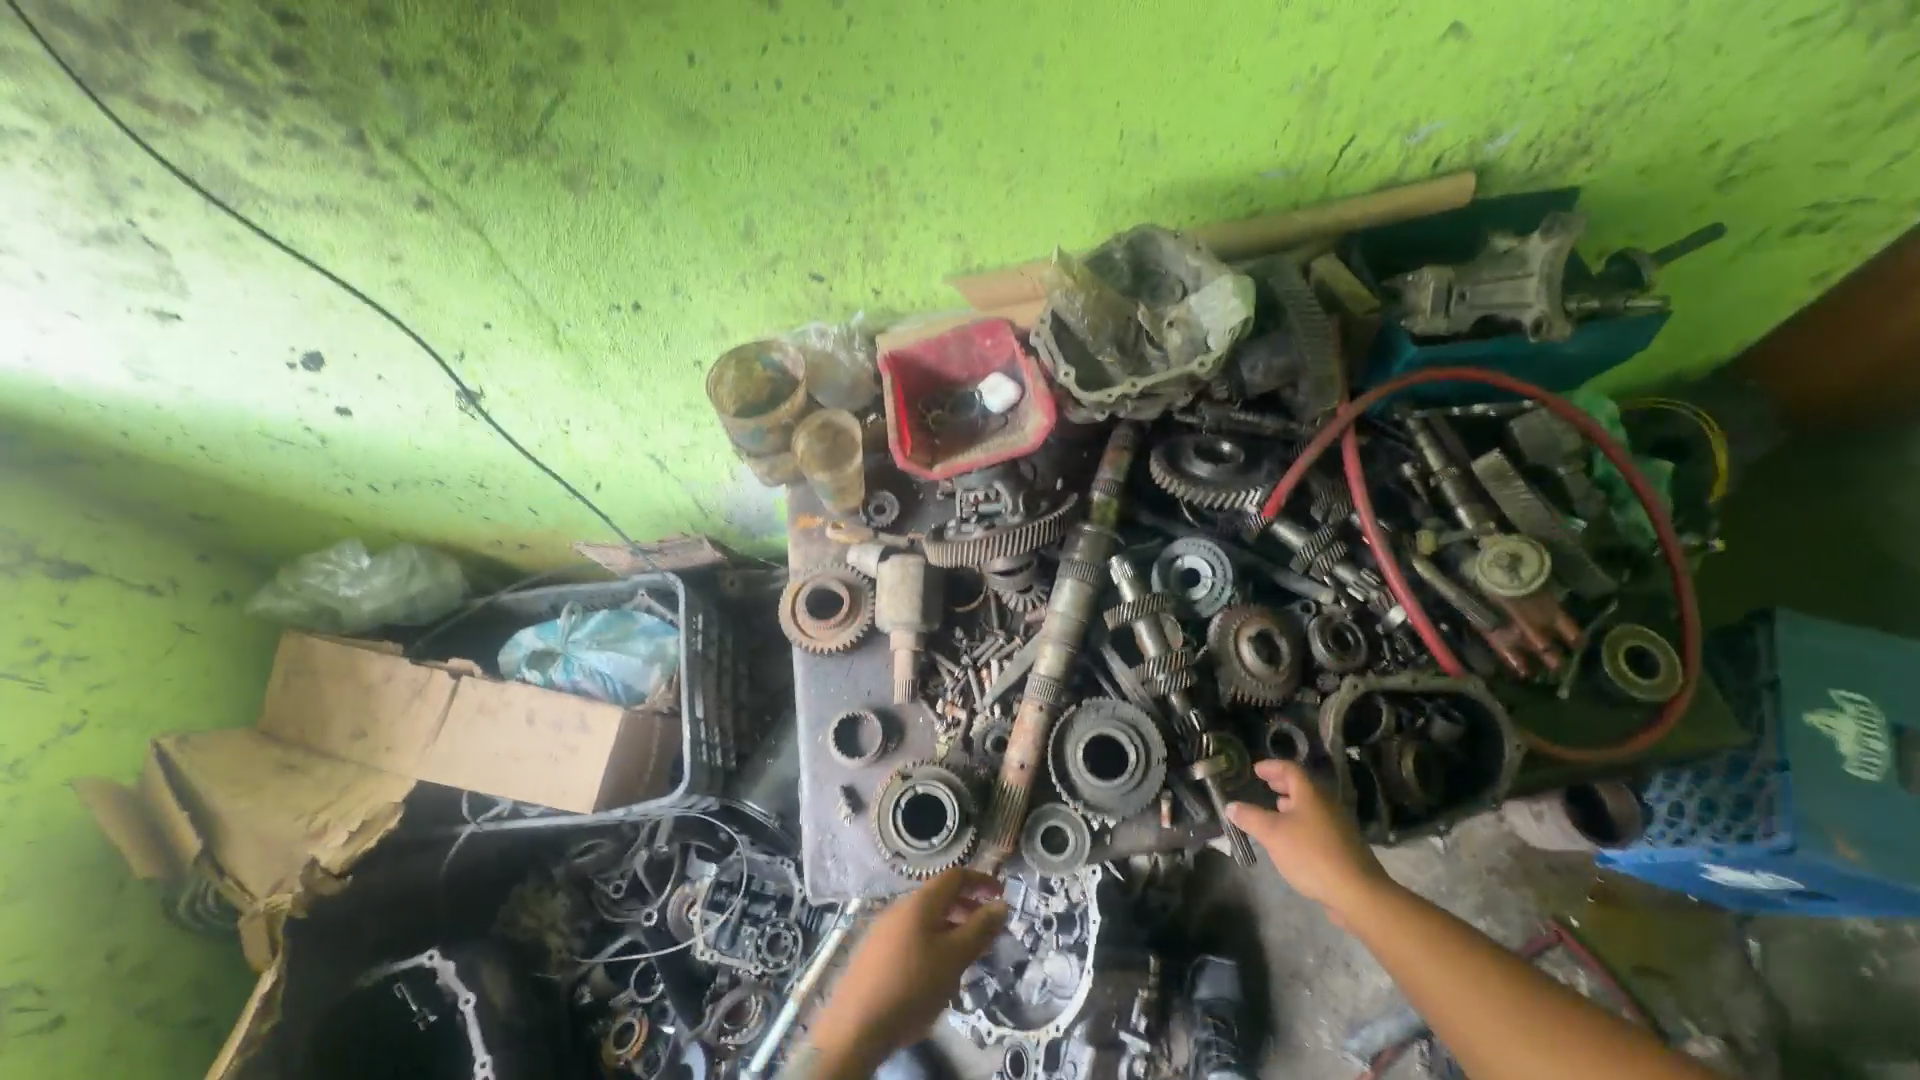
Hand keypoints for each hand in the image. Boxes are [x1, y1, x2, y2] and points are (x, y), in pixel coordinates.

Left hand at [806, 869, 1008, 1072]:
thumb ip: (979, 929)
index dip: (980, 881)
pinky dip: (932, 944)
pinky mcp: (874, 954)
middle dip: (967, 909)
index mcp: (919, 903)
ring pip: (925, 920)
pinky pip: (911, 938)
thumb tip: (1001, 904)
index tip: (1001, 895)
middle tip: (988, 931)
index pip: (954, 876)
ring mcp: (883, 931)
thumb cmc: (912, 986)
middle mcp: (899, 909)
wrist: (855, 1026)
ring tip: (966, 957)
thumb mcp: (954, 958)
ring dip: (951, 930)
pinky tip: (936, 975)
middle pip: (939, 897)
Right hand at [1227, 759, 1397, 923]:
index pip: (1290, 769)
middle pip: (1303, 787)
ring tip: (1274, 809)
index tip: (1255, 769)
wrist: (1357, 892)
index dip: (1271, 767)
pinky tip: (1292, 838)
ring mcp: (1338, 825)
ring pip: (1311, 806)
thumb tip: (1231, 806)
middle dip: (1282, 784)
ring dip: (1292, 804)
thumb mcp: (1272, 834)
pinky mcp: (1343, 846)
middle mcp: (1327, 804)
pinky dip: (1300, 822)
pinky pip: (1317, 824)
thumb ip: (1250, 817)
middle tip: (1265, 785)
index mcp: (1311, 795)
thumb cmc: (1311, 854)